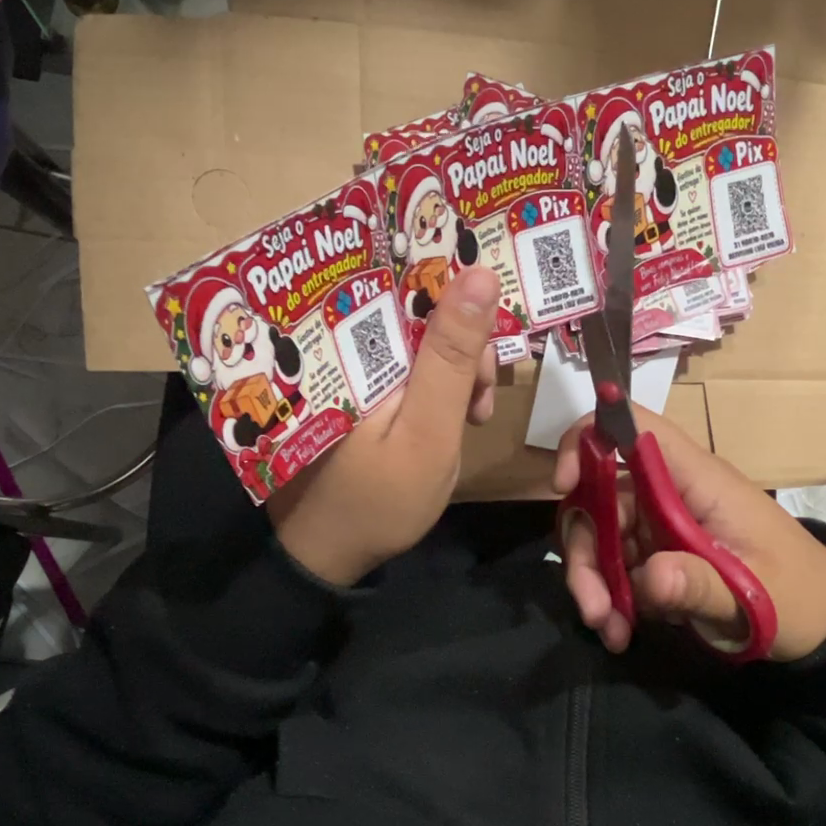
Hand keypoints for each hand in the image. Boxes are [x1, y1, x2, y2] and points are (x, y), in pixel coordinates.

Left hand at [269, 267, 500, 584]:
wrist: (330, 552)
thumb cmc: (379, 499)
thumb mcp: (428, 430)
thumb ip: (451, 358)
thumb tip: (479, 273)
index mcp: (359, 346)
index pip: (412, 283)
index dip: (464, 297)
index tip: (496, 340)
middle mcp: (352, 347)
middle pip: (423, 312)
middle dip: (468, 347)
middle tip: (484, 396)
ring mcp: (359, 373)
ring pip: (425, 345)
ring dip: (461, 373)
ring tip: (476, 414)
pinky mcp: (367, 396)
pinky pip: (414, 373)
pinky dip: (443, 391)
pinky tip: (460, 418)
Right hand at [552, 407, 825, 662]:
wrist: (822, 623)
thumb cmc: (797, 594)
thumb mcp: (752, 595)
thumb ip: (700, 586)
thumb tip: (647, 579)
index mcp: (697, 481)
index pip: (636, 430)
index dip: (590, 440)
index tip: (564, 484)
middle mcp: (669, 495)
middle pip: (600, 497)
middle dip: (584, 550)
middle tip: (592, 609)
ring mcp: (660, 526)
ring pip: (599, 537)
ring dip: (593, 583)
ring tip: (609, 631)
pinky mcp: (656, 557)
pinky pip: (614, 568)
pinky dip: (609, 600)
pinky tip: (620, 634)